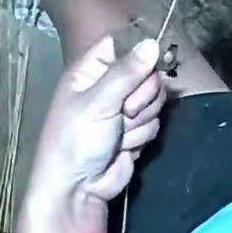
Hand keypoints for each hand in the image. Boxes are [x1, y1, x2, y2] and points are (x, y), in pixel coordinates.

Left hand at [26, 36, 164, 213]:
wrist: (78, 188)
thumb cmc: (76, 141)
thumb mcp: (98, 102)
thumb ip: (127, 72)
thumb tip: (153, 44)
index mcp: (91, 70)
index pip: (122, 44)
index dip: (139, 52)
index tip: (151, 62)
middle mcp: (108, 85)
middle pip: (147, 72)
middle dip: (141, 96)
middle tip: (124, 111)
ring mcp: (124, 108)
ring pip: (155, 99)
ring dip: (140, 119)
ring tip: (118, 133)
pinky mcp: (136, 129)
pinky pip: (155, 121)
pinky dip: (142, 135)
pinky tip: (124, 146)